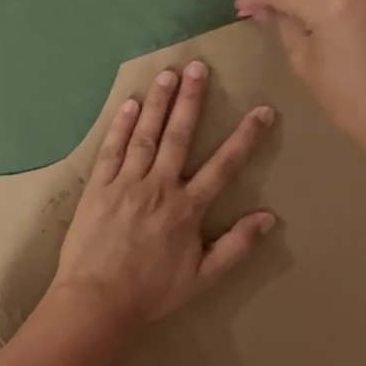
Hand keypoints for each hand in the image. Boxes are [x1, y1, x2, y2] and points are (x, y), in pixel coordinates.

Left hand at [47, 61, 277, 332]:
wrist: (96, 299)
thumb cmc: (150, 292)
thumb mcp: (202, 276)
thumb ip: (235, 245)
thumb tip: (269, 217)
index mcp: (188, 208)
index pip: (224, 165)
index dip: (246, 137)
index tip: (262, 111)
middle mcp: (159, 187)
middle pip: (179, 136)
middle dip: (192, 100)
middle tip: (200, 67)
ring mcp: (125, 185)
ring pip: (144, 135)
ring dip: (157, 103)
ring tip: (167, 74)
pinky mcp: (96, 188)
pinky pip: (111, 150)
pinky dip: (120, 126)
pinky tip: (128, 104)